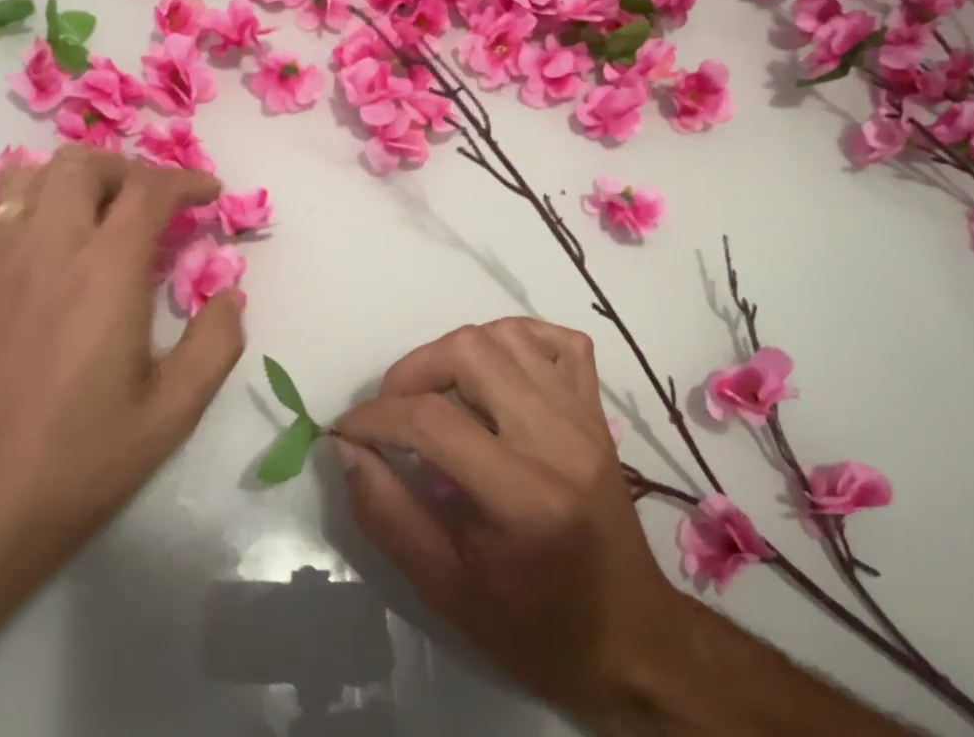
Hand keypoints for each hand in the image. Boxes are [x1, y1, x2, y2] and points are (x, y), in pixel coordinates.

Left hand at [0, 148, 246, 736]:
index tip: (209, 195)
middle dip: (129, 168)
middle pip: (83, 163)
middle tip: (156, 204)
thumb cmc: (78, 465)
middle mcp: (46, 248)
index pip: (148, 190)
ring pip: (28, 175)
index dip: (187, 180)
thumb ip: (214, 344)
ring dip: (74, 177)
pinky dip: (29, 203)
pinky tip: (47, 247)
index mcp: (105, 272)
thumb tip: (230, 294)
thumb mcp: (172, 414)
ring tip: (100, 212)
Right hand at [333, 318, 683, 727]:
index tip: (344, 434)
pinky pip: (558, 342)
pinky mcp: (597, 413)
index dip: (372, 418)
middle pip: (470, 353)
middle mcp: (560, 441)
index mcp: (525, 497)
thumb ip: (386, 514)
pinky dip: (514, 342)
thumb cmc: (533, 627)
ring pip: (508, 336)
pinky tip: (489, 376)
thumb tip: (344, 448)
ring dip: (453, 354)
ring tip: (431, 396)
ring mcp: (585, 419)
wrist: (629, 637)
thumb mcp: (443, 588)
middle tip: (388, 416)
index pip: (432, 421)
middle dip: (409, 373)